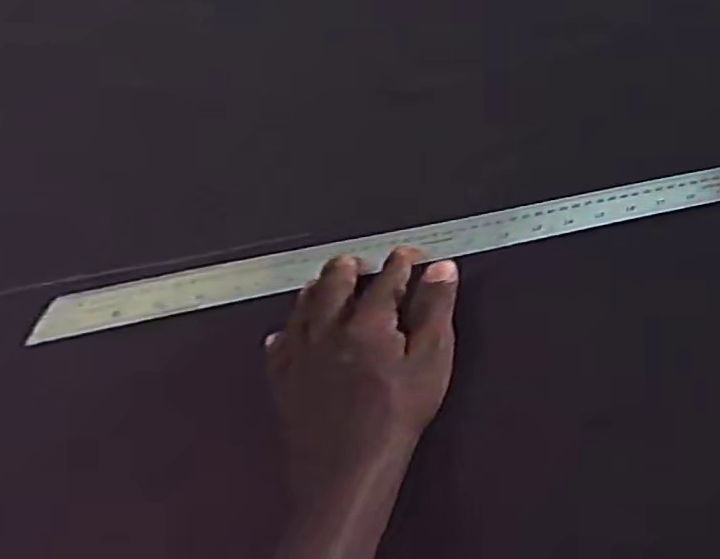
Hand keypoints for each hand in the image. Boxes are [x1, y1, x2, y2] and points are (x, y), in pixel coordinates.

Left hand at [266, 247, 457, 502]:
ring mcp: (300, 361)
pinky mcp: (284, 385)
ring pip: (301, 314)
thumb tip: (441, 269)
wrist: (350, 466)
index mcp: (368, 325)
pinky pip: (278, 349)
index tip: (410, 253)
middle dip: (346, 270)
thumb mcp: (433, 355)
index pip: (385, 281)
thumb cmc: (400, 408)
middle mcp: (328, 335)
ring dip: (314, 292)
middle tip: (355, 259)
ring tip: (322, 281)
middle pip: (332, 290)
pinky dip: (285, 332)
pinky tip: (286, 331)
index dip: (401, 262)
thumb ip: (436, 308)